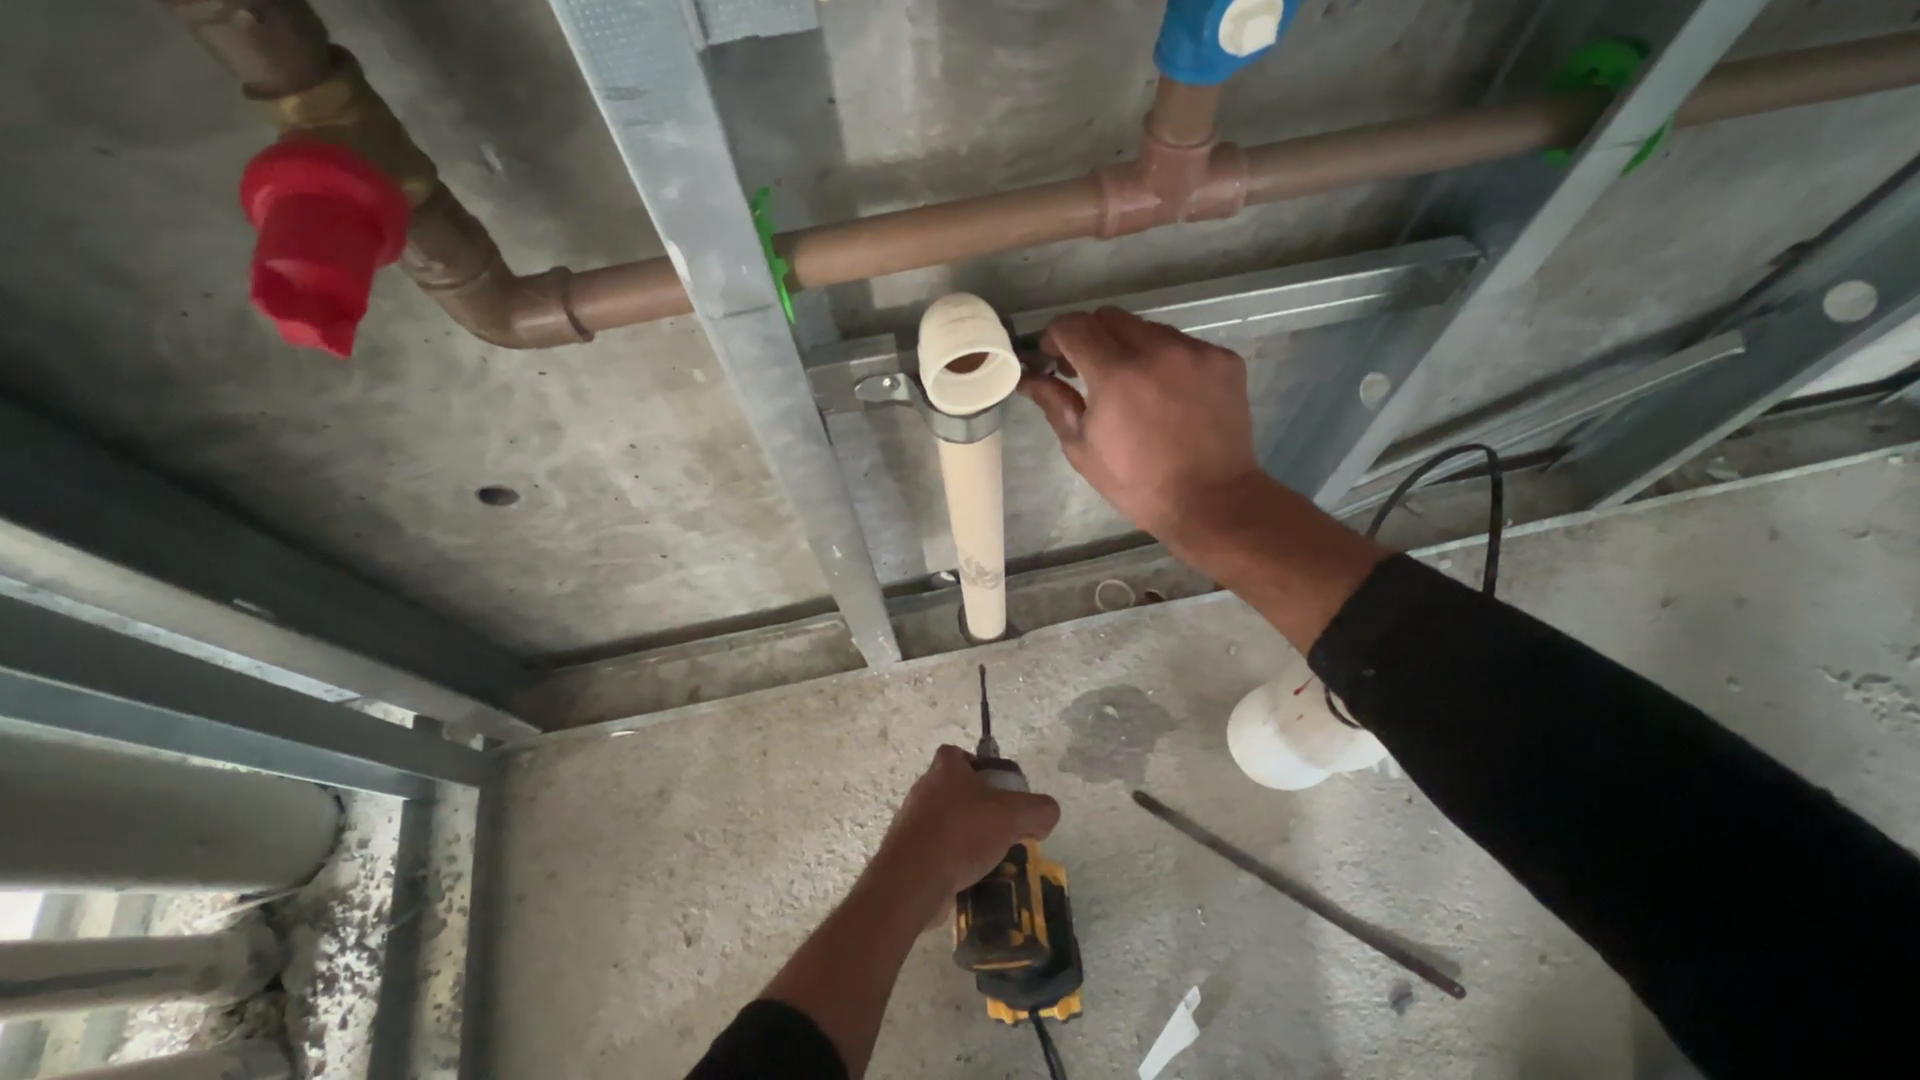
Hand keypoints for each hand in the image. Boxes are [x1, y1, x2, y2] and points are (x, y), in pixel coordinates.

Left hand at [873, 745, 1061, 897]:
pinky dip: (954, 862)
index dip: (978, 765)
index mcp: (944, 770)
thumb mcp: (1014, 815)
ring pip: (946, 822)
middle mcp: (923, 791)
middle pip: (954, 790)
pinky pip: (937, 851)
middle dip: (978, 806)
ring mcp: (911, 823)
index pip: (956, 754)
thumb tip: (1045, 817)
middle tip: (1003, 827)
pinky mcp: (907, 854)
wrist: (913, 880)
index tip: (998, 788)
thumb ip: (1039, 810)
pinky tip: (973, 878)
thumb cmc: (962, 834)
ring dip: (967, 837)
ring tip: (993, 857)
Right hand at [1021, 307, 1264, 543]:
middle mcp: (1157, 350)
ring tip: (1131, 384)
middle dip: (1091, 337)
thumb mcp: (1082, 448)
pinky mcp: (1224, 360)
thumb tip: (1027, 377)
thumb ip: (1054, 402)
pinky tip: (1167, 393)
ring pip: (1148, 327)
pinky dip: (1166, 360)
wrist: (1210, 501)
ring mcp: (1195, 352)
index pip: (1074, 326)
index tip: (1053, 357)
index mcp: (1116, 374)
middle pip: (1110, 317)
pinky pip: (1184, 345)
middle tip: (1087, 370)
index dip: (1055, 336)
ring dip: (1129, 346)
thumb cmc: (1137, 484)